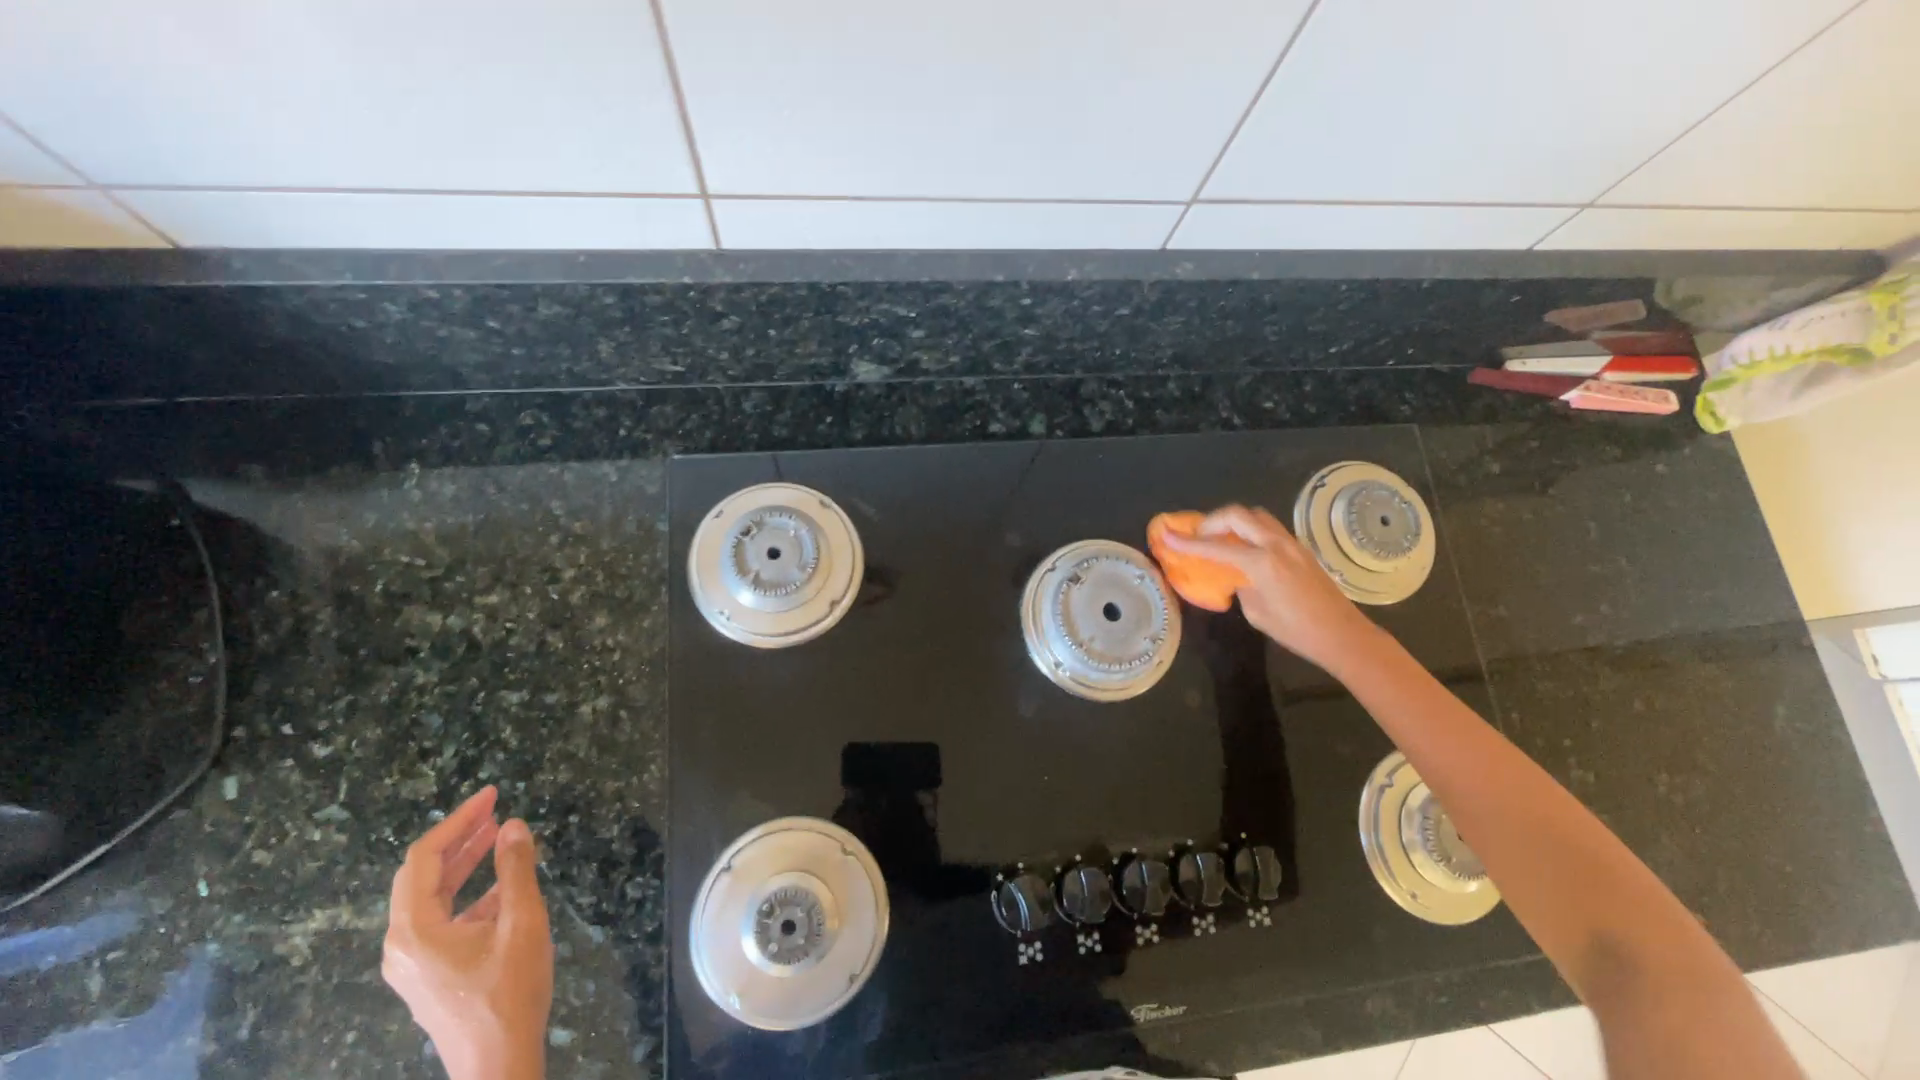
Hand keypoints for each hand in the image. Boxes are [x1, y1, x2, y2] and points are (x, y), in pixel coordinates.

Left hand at [382, 787, 552, 1079]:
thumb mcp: (522, 924)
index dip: (459, 820)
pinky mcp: (426, 975)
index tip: (492, 796)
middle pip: (422, 875)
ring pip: (431, 898)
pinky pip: (440, 921)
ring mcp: (411, 962)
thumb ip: (517, 871)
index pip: (425, 856)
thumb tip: (514, 826)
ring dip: (464, 866)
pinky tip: (502, 890)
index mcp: (415, 928)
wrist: (496, 1065)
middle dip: (460, 839)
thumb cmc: (509, 994)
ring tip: (500, 839)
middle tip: (495, 811)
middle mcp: (402, 942)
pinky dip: (468, 896)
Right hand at [1156, 504, 1380, 670]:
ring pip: (1256, 516)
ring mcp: (1292, 543)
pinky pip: (1269, 528)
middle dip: (1212, 521)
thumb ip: (1241, 585)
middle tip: (1198, 536)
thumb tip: (1236, 575)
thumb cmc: (1296, 631)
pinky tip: (1244, 549)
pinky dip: (1250, 530)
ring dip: (1234, 522)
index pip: (1216, 546)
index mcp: (1261, 563)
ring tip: (1220, 539)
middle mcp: (1276, 544)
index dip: (1188, 542)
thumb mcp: (1256, 612)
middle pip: (1237, 514)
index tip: (1167, 535)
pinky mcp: (1301, 549)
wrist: (1342, 634)